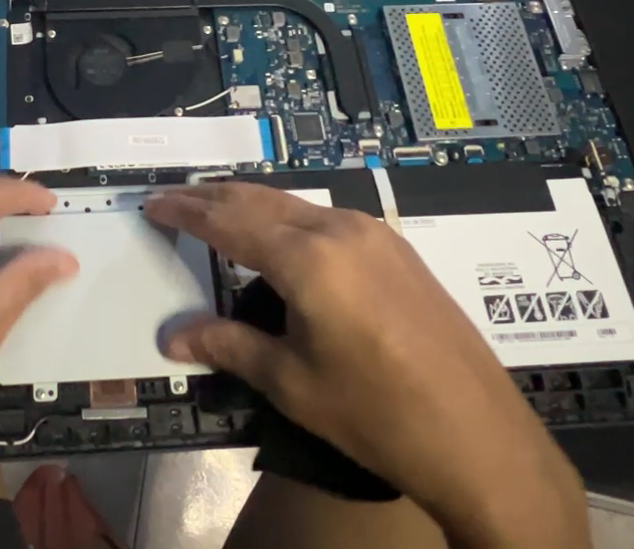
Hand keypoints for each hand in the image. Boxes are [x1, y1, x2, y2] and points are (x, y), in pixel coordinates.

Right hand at [149, 183, 588, 548]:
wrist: (479, 437)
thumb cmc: (375, 414)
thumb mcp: (291, 384)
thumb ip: (228, 346)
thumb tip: (173, 338)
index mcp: (308, 259)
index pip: (229, 221)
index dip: (186, 211)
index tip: (153, 203)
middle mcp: (339, 229)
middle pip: (260, 199)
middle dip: (211, 196)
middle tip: (173, 198)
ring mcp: (373, 233)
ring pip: (294, 204)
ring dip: (249, 203)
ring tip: (214, 211)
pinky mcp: (394, 247)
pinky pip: (324, 217)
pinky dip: (285, 217)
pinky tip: (275, 235)